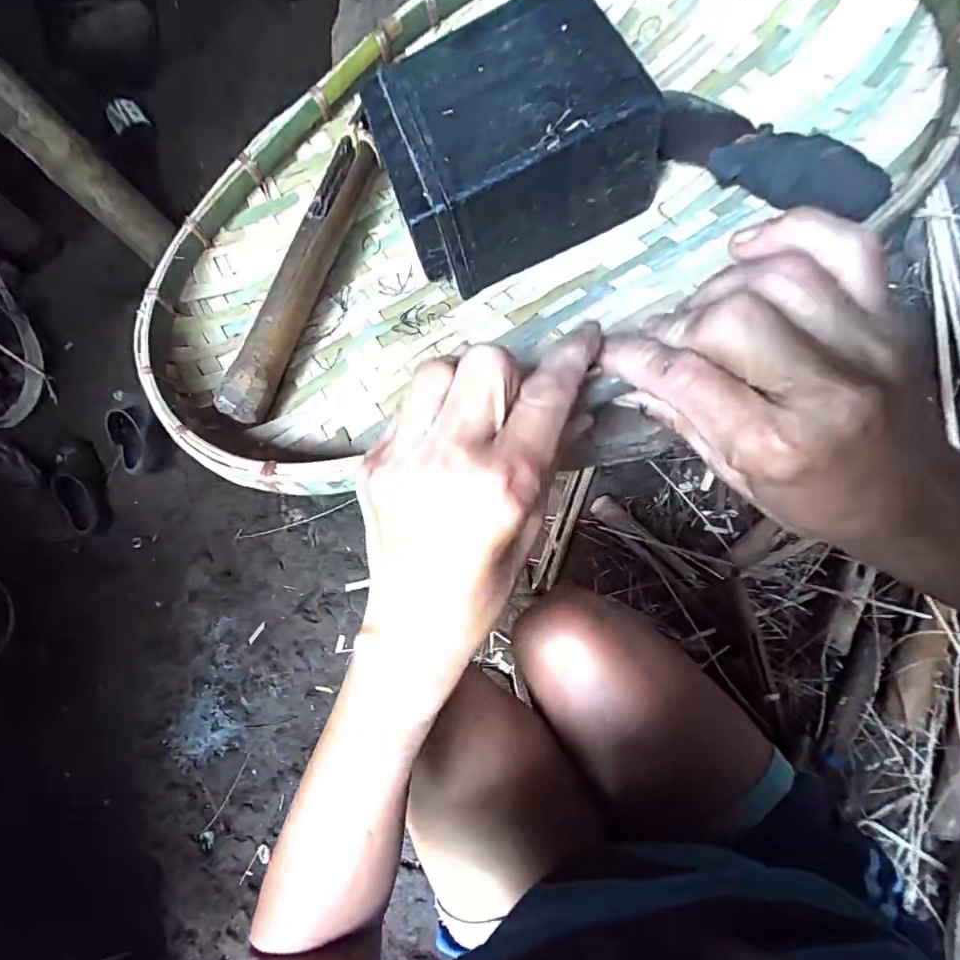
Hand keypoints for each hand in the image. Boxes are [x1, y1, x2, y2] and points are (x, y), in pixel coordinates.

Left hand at [357, 326, 598, 670]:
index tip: (585, 337)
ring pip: (439, 367)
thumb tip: (574, 409)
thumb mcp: (534, 525)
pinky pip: (409, 404)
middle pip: (487, 359)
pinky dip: (434, 407)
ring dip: (466, 379)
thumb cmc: (486, 587)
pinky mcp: (374, 458)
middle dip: (513, 370)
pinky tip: (443, 440)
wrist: (414, 622)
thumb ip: (551, 459)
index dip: (571, 357)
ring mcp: (405, 454)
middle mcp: (452, 457)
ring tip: (474, 413)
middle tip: (517, 401)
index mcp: (504, 481)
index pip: (545, 395)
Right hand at [601, 208, 959, 576]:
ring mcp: (865, 343)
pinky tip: (749, 248)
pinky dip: (790, 229)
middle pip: (729, 318)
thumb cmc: (822, 504)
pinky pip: (843, 243)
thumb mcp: (746, 485)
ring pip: (776, 275)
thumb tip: (642, 383)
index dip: (638, 357)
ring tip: (705, 309)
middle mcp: (824, 389)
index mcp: (779, 446)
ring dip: (722, 284)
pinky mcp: (890, 316)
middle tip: (666, 340)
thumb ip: (692, 428)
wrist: (914, 498)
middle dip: (680, 324)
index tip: (613, 349)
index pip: (689, 378)